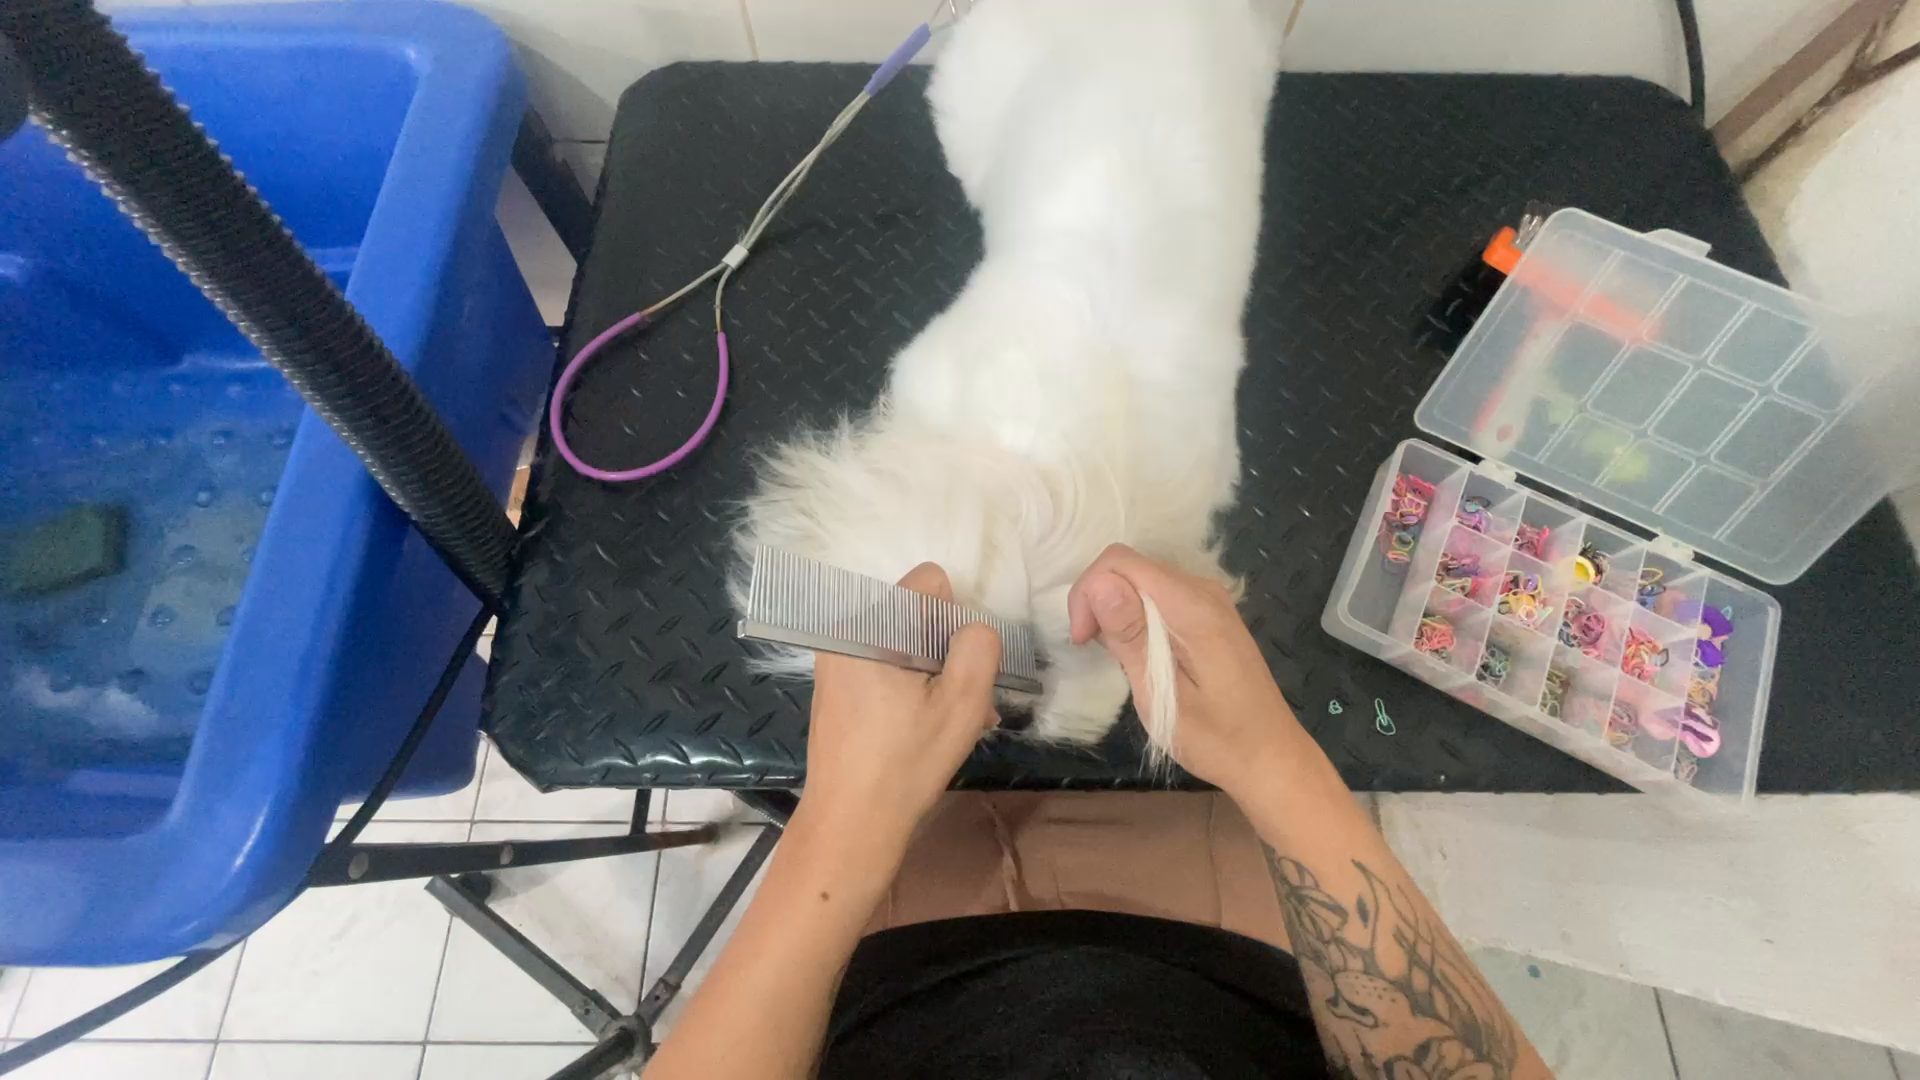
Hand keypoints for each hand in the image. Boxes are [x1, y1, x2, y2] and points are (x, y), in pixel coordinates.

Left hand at [801, 563, 1001, 852]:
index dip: (953, 619)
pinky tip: (923, 724)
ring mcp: (834, 657)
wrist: (849, 822)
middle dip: (945, 648)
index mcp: (868, 625)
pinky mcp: (834, 683)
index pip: (929, 581)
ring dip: (932, 670)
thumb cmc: (906, 762)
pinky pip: (882, 661)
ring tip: (950, 719)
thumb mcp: (962, 703)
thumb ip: (979, 647)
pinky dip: (907, 684)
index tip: (952, 667)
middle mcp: (843, 630)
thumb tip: (972, 628)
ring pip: (902, 639)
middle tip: (960, 701)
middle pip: (914, 611)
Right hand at [1067, 544, 1304, 793]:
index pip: (1121, 562)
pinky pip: (1156, 597)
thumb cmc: (1217, 739)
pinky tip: (1137, 654)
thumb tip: (1100, 583)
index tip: (1082, 640)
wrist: (1272, 760)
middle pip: (1129, 566)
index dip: (1089, 592)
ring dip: (1113, 610)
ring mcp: (1208, 601)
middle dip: (1097, 600)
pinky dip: (1133, 617)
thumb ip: (1131, 636)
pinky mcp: (1207, 615)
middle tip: (1092, 651)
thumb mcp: (1163, 695)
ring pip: (1140, 580)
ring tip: (1116, 658)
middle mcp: (1201, 591)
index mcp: (1192, 606)